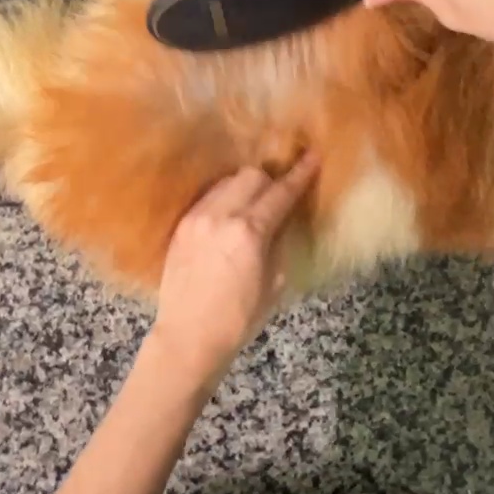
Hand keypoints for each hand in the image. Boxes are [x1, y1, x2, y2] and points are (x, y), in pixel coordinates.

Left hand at [151, 152, 320, 381]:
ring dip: (245, 187)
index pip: (280, 192)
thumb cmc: (239, 318)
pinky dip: (223, 198)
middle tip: (279, 194)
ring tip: (252, 204)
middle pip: (252, 175)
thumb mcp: (274, 282)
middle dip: (270, 180)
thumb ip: (278, 242)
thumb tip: (283, 218)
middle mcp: (220, 216)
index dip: (300, 174)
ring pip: (227, 182)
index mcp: (249, 232)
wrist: (189, 335)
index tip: (312, 158)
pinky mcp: (181, 225)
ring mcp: (196, 217)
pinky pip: (207, 197)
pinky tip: (228, 216)